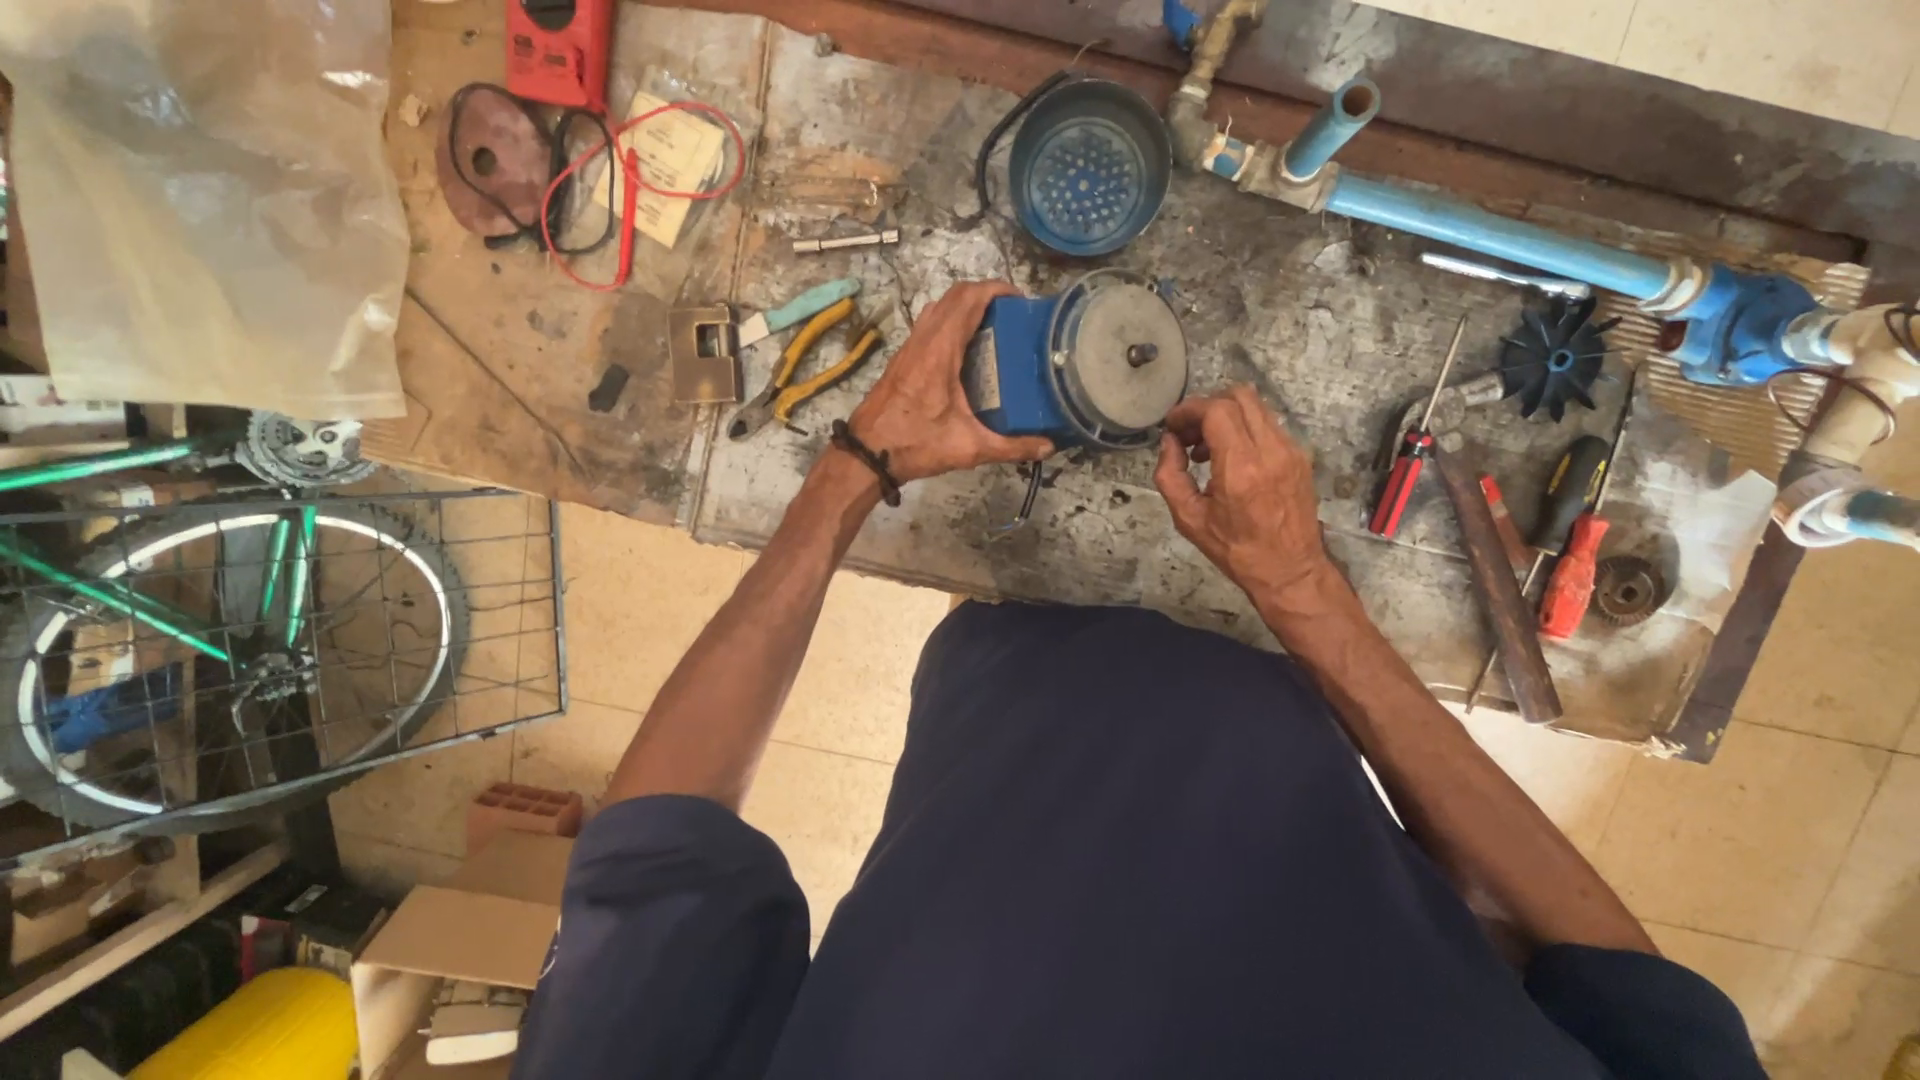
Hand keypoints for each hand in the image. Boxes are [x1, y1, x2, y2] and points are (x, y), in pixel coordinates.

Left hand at [847, 281, 1053, 481]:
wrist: (866, 455)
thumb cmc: (915, 444)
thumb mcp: (969, 447)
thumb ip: (1011, 447)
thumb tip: (1048, 447)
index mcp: (940, 350)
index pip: (969, 298)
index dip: (996, 289)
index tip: (1020, 300)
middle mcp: (923, 339)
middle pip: (954, 296)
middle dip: (984, 295)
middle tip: (1011, 315)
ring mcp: (909, 347)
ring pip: (938, 309)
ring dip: (964, 308)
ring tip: (992, 329)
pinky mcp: (902, 360)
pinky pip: (929, 327)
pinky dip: (950, 325)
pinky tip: (966, 353)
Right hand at [1153, 385, 1331, 598]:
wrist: (1290, 570)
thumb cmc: (1235, 550)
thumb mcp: (1189, 518)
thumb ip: (1170, 475)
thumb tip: (1169, 443)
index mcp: (1241, 468)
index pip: (1216, 410)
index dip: (1189, 410)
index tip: (1172, 426)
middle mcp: (1270, 451)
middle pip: (1239, 396)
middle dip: (1207, 406)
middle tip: (1189, 433)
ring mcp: (1291, 451)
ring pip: (1256, 407)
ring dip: (1226, 416)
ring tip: (1207, 447)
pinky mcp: (1301, 456)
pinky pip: (1268, 425)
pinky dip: (1244, 429)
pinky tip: (1231, 458)